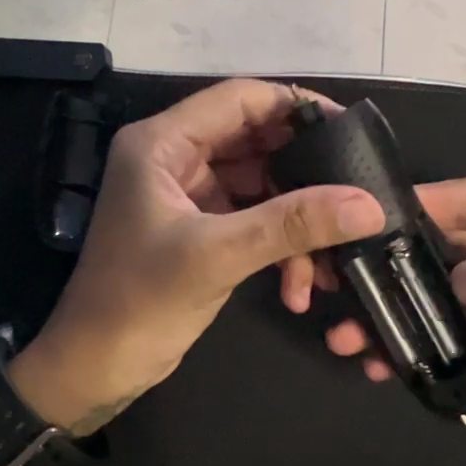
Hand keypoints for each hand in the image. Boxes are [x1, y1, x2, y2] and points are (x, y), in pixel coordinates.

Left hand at [10, 80, 386, 434]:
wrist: (95, 367)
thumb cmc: (140, 301)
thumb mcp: (218, 255)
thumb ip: (293, 224)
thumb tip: (370, 204)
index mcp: (161, 143)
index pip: (239, 99)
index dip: (296, 107)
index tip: (350, 131)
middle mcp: (173, 159)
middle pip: (256, 142)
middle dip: (304, 176)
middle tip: (354, 198)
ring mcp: (186, 196)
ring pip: (260, 187)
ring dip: (296, 223)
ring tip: (331, 263)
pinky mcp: (198, 232)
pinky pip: (252, 222)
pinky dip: (278, 248)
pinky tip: (298, 287)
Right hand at [326, 177, 465, 459]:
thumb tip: (458, 276)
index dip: (431, 206)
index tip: (365, 219)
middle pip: (463, 239)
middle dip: (403, 264)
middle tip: (341, 289)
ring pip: (455, 281)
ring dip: (407, 305)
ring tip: (353, 335)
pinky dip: (430, 334)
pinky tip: (391, 356)